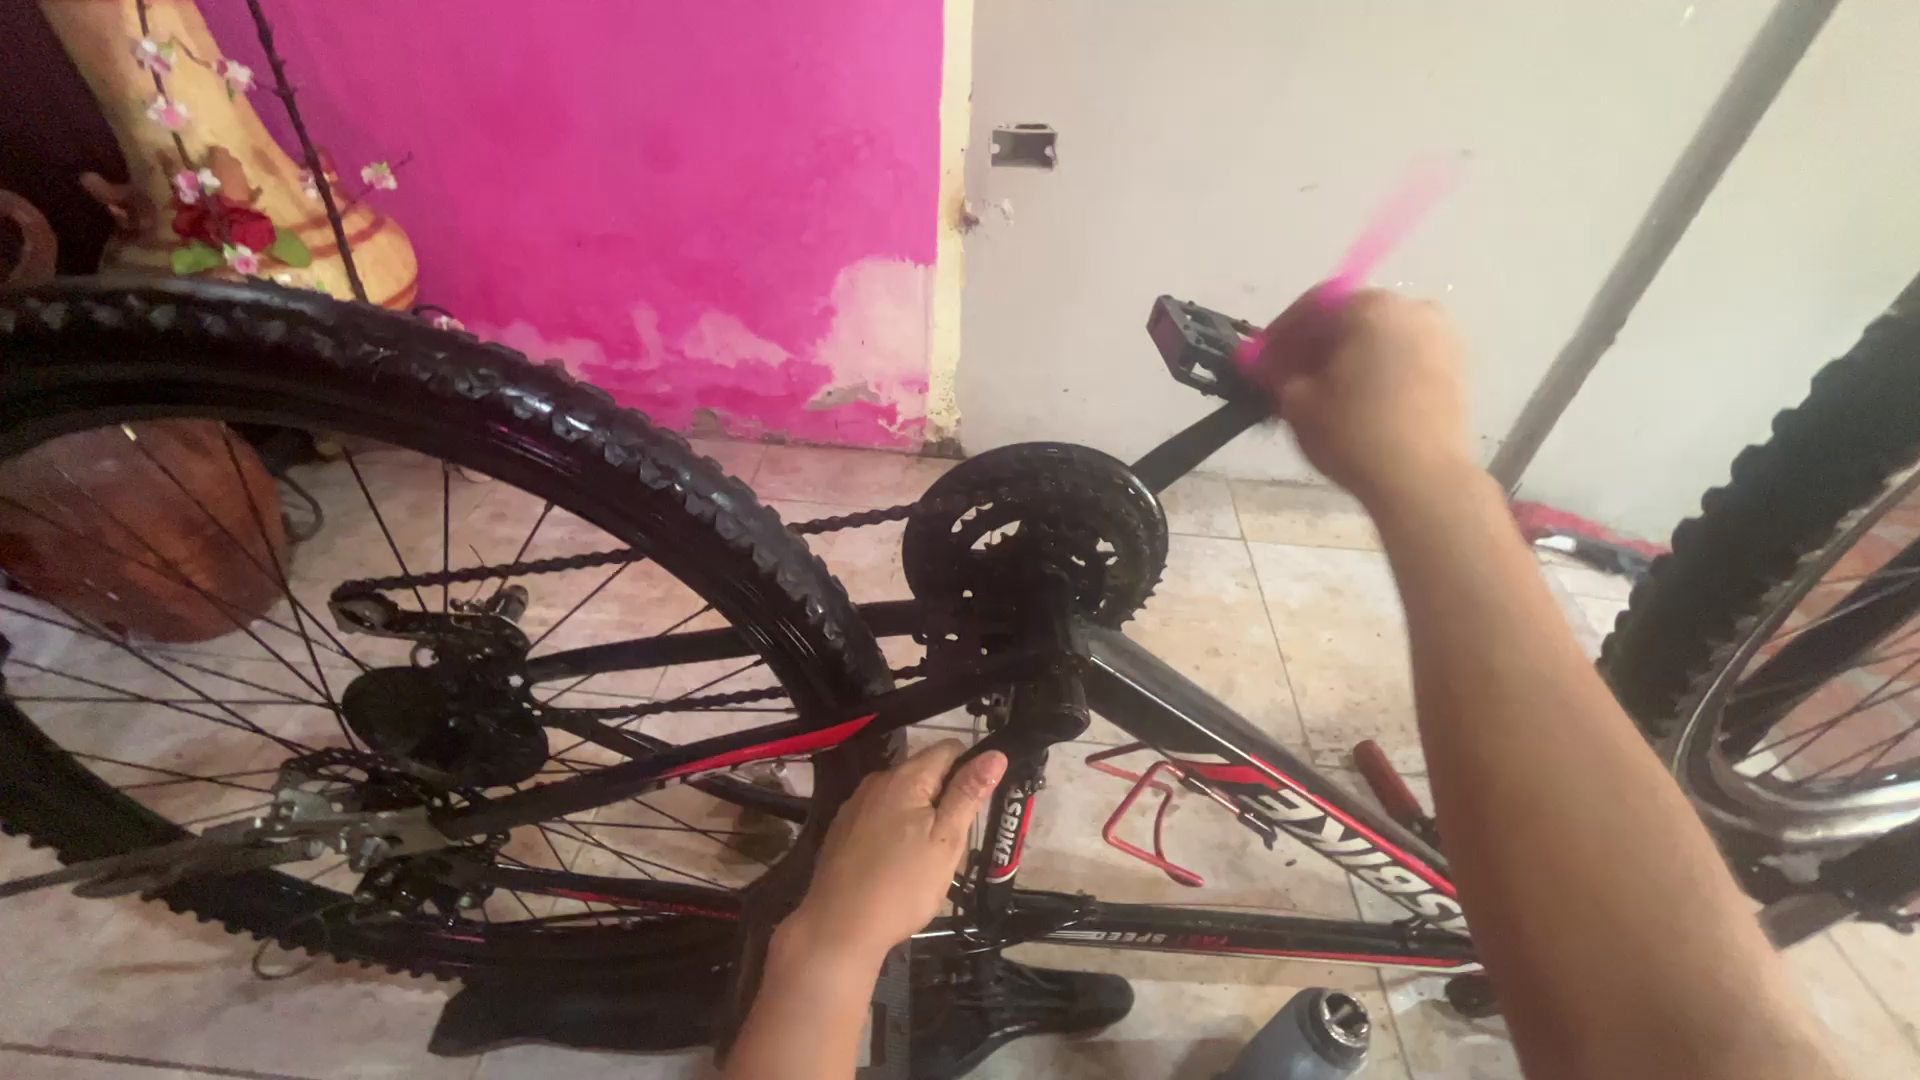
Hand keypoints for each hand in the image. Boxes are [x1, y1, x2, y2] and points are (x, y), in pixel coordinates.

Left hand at [781, 741, 1007, 962]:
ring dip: (919, 814)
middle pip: (924, 772)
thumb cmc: (902, 886)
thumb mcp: (946, 841)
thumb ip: (968, 793)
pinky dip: (894, 828)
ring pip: (901, 795)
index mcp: (906, 777)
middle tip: (952, 843)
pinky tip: (894, 863)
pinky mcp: (842, 827)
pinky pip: (879, 814)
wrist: (837, 928)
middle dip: (944, 798)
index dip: (969, 769)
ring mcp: (856, 804)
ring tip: (925, 858)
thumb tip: (995, 753)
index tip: (974, 806)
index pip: (949, 749)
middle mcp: (878, 780)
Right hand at [1242, 285, 1473, 507]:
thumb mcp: (1297, 404)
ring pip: (1378, 337)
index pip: (1314, 305)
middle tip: (1287, 376)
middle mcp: (1412, 308)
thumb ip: (1279, 376)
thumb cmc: (1353, 433)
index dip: (1280, 333)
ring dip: (1346, 358)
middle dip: (1314, 344)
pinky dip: (1376, 369)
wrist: (1421, 478)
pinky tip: (1357, 399)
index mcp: (1371, 308)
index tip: (1261, 361)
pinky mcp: (1456, 367)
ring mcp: (1441, 336)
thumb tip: (1273, 368)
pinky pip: (1403, 356)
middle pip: (1350, 317)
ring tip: (1322, 392)